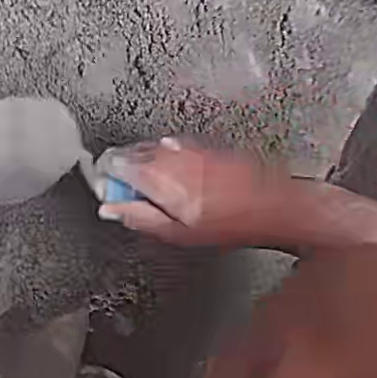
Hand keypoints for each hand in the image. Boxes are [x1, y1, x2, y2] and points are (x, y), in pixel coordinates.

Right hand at [99, 139, 292, 247]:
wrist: (273, 205)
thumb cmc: (229, 222)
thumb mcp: (175, 231)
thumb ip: (137, 216)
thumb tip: (110, 208)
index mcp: (154, 173)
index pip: (110, 163)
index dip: (103, 178)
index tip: (108, 193)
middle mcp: (166, 154)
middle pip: (127, 154)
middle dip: (122, 172)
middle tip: (129, 196)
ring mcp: (184, 147)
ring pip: (148, 150)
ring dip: (144, 167)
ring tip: (156, 192)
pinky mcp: (200, 146)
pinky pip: (170, 149)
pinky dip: (165, 161)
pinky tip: (178, 181)